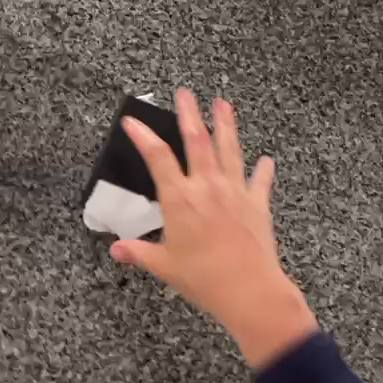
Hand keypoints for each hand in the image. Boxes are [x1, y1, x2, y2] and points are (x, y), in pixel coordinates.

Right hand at [110, 89, 318, 368]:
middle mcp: (207, 187)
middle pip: (196, 140)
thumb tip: (117, 250)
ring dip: (225, 124)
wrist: (248, 290)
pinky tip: (265, 160)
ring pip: (229, 149)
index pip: (157, 158)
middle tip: (185, 93)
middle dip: (189, 113)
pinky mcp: (257, 205)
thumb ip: (138, 253)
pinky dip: (262, 170)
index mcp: (180, 200)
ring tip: (223, 103)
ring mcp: (234, 192)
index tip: (133, 121)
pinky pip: (260, 182)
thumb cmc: (203, 278)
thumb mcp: (164, 266)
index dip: (143, 137)